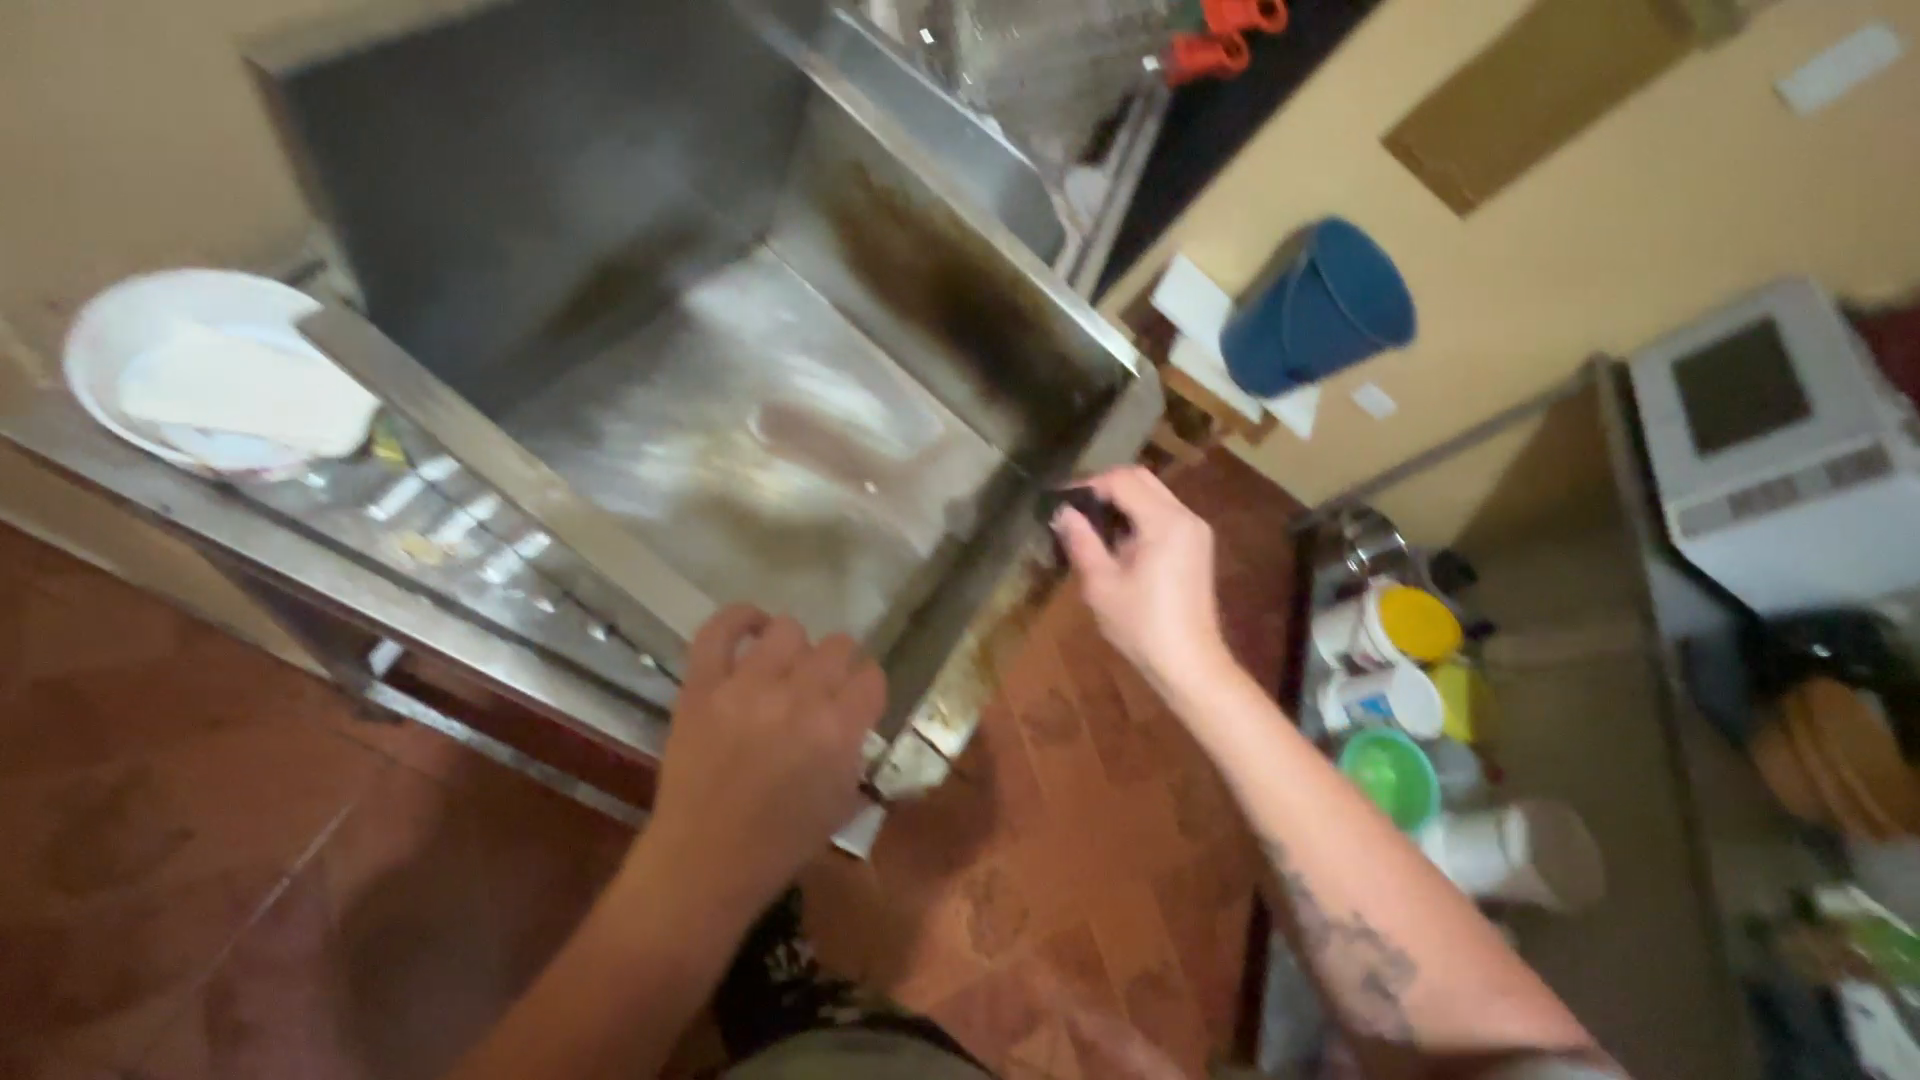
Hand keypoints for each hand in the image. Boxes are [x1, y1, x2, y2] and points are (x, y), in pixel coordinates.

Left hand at [638, 605, 885, 920]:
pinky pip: (718, 630)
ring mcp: (746, 687)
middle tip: (823, 687)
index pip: (871, 676)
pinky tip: (754, 628)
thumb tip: (854, 714)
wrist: (704, 862)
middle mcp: (798, 698)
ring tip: (786, 668)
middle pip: (837, 646)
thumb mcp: (843, 802)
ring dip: (795, 647)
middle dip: (838, 665)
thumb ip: (856, 749)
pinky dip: (739, 619)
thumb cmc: (781, 843)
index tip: (857, 699)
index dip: (867, 687)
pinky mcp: (701, 687)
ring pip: (788, 629)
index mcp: (839, 730)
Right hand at [1053, 466, 1230, 687]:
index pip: (1122, 481)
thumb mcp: (1101, 585)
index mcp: (1165, 522)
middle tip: (1074, 510)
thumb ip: (1081, 541)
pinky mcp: (1197, 545)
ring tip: (1090, 527)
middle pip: (1141, 479)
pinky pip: (1164, 514)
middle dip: (1105, 487)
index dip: (1088, 485)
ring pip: (1154, 494)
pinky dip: (1138, 516)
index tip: (1061, 502)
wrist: (1189, 663)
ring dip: (1122, 501)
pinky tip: (1116, 543)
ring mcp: (1196, 531)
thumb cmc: (1142, 627)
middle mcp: (1186, 517)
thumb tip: (1063, 512)